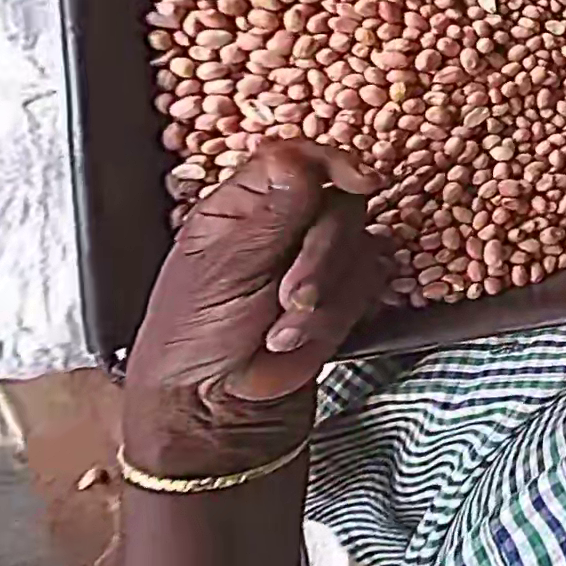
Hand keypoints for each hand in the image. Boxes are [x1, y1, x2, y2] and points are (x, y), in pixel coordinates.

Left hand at [122, 140, 387, 478]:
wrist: (220, 406)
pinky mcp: (350, 283)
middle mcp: (289, 220)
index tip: (361, 181)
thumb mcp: (223, 273)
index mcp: (244, 206)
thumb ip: (271, 215)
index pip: (296, 158)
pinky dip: (338, 311)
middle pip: (340, 203)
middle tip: (293, 296)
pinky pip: (370, 278)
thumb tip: (299, 159)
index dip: (331, 162)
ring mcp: (322, 252)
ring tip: (283, 329)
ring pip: (359, 242)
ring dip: (327, 290)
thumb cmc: (196, 337)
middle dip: (322, 253)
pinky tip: (299, 335)